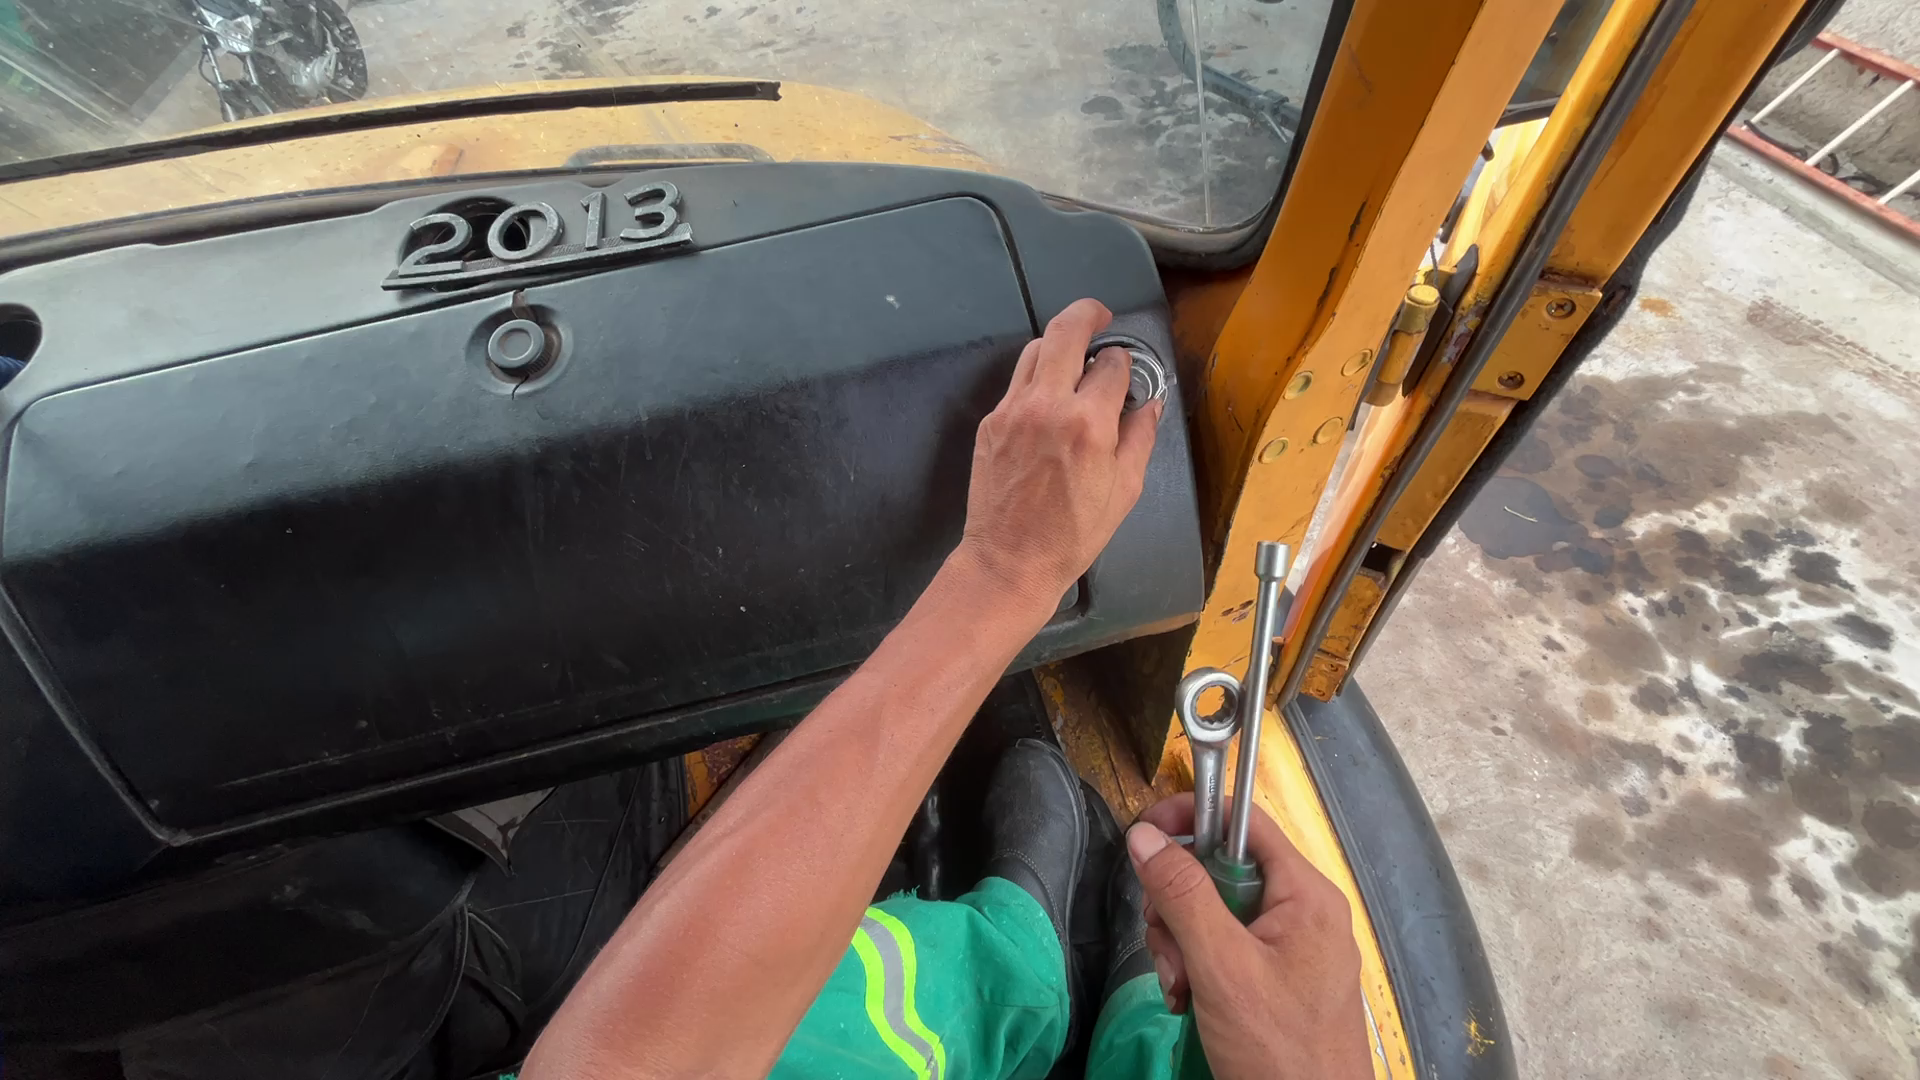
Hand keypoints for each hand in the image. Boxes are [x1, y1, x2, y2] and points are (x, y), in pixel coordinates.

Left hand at [956, 298, 1161, 608]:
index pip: (1112, 363)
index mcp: (1088, 423)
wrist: (1009, 560)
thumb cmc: (1073, 535)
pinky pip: (1016, 384)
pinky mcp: (989, 423)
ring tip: (1072, 361)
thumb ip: (1140, 439)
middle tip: (1100, 317)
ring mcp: (1011, 411)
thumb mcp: (1124, 491)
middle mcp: (1046, 406)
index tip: (1126, 376)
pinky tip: (1047, 403)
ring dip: (1059, 346)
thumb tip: (1150, 404)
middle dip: (1088, 314)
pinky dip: (1036, 381)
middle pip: (1066, 331)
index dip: (1124, 364)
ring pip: (1035, 350)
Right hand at [1126, 794, 1371, 1079]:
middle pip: (1217, 866)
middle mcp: (1298, 909)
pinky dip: (1191, 964)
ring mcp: (1285, 945)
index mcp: (1304, 893)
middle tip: (1163, 935)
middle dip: (1177, 900)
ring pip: (1210, 907)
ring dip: (1178, 940)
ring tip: (1178, 983)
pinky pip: (1217, 944)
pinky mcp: (1271, 976)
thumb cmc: (1278, 1050)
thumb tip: (1142, 833)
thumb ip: (1182, 894)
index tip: (1145, 833)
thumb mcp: (1223, 966)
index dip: (1191, 816)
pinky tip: (1186, 997)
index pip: (1242, 820)